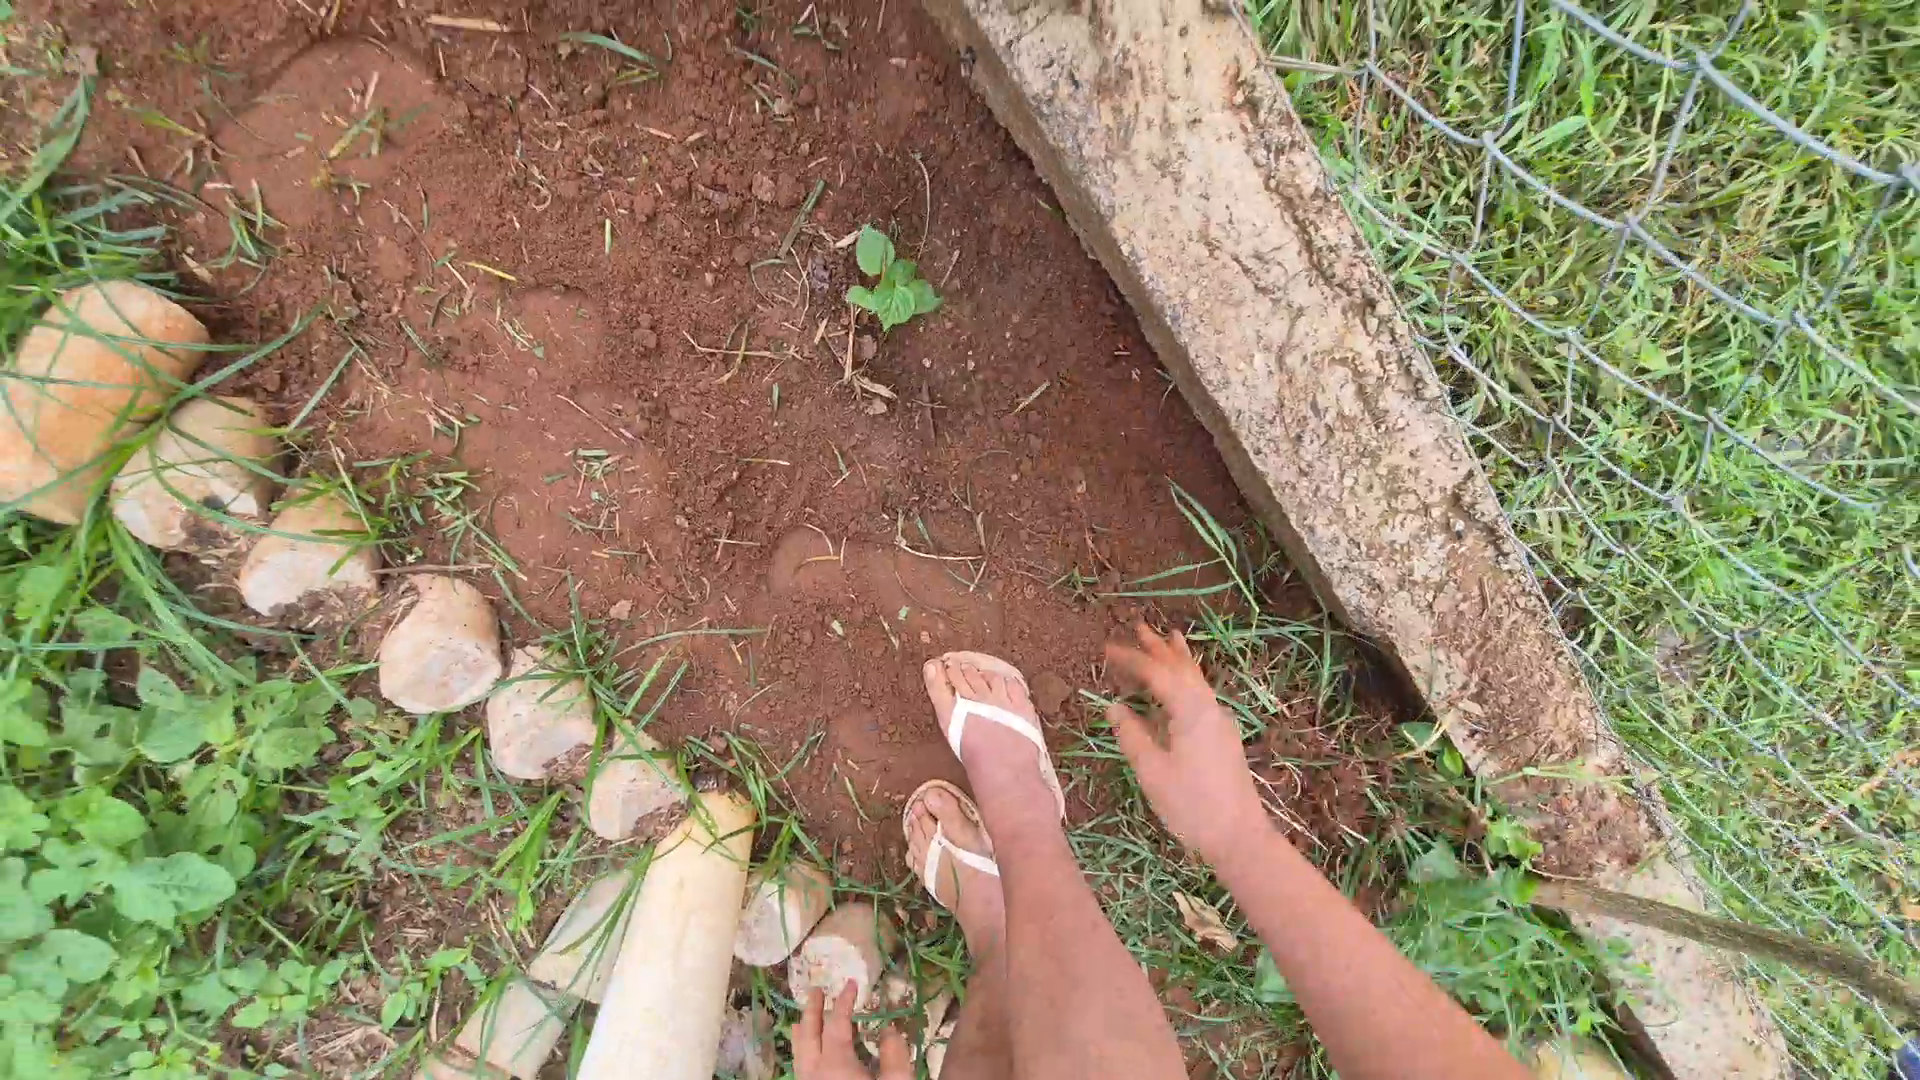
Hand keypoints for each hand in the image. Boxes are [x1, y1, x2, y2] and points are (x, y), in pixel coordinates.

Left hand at [792, 983, 909, 1079]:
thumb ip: (895, 1055)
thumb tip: (889, 1030)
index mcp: (835, 1063)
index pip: (837, 1023)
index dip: (844, 1001)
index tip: (852, 983)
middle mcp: (814, 1072)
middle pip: (809, 1035)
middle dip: (812, 1010)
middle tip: (816, 990)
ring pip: (799, 1053)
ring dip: (803, 1031)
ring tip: (803, 1018)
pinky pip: (800, 1067)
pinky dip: (802, 1052)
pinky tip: (808, 1052)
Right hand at [1105, 623, 1268, 864]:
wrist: (1240, 838)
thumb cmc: (1191, 806)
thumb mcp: (1151, 771)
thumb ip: (1131, 734)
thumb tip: (1113, 707)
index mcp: (1190, 710)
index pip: (1155, 673)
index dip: (1131, 659)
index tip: (1106, 649)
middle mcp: (1208, 707)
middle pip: (1181, 668)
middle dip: (1158, 648)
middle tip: (1139, 626)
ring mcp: (1219, 721)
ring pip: (1195, 679)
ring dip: (1176, 658)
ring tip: (1168, 637)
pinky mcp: (1222, 736)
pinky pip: (1201, 693)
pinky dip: (1187, 677)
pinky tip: (1182, 682)